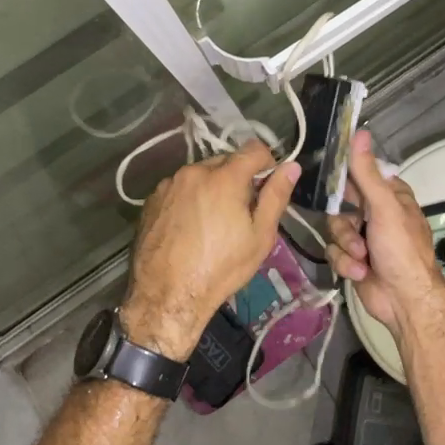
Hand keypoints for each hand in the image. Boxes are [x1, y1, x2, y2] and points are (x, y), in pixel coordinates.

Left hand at [123, 140, 295, 360]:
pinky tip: (189, 227)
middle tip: (241, 211)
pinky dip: (190, 198)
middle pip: (226, 161)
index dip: (267, 163)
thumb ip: (276, 196)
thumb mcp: (259, 236)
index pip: (254, 149)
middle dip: (238, 178)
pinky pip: (179, 188)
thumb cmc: (221, 268)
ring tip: (212, 222)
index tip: (267, 186)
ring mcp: (169, 184)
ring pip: (201, 174)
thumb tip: (292, 166)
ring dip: (212, 187)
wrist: (166, 296)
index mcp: (224, 177)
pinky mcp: (152, 199)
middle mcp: (194, 171)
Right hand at [326, 131, 444, 333]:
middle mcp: (375, 213)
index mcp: (389, 195)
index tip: (325, 177)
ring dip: (346, 246)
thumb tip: (360, 132)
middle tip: (352, 229)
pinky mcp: (353, 260)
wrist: (404, 301)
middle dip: (344, 224)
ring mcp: (364, 237)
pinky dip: (346, 263)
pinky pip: (335, 252)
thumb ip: (367, 173)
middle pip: (340, 204)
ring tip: (362, 258)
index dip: (342, 177)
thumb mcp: (384, 207)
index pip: (359, 174)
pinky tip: (360, 272)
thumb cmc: (401, 248)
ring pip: (335, 230)